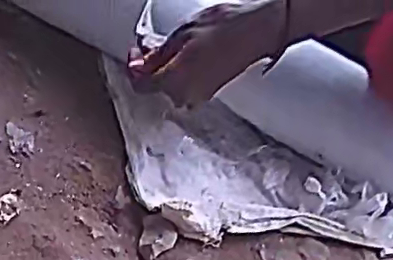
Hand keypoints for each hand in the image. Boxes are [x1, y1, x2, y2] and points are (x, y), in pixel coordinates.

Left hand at [127, 0, 293, 107]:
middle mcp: (182, 97)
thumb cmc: (227, 27)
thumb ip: (157, 54)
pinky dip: (180, 74)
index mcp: (173, 82)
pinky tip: (187, 56)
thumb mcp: (184, 33)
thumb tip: (139, 65)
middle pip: (154, 87)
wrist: (259, 31)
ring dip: (165, 70)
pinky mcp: (205, 96)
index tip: (135, 53)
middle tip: (150, 46)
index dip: (134, 69)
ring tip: (173, 47)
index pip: (140, 86)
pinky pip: (184, 88)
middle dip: (150, 67)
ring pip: (169, 88)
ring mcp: (194, 99)